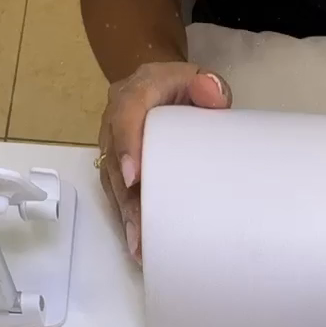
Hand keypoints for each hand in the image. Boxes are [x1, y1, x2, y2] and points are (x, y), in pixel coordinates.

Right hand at [98, 62, 230, 262]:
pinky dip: (125, 218)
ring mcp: (113, 146)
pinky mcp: (115, 166)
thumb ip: (208, 85)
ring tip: (138, 248)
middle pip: (114, 160)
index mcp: (136, 93)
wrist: (161, 87)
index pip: (126, 115)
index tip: (134, 179)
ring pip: (112, 182)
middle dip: (126, 198)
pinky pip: (115, 192)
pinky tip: (137, 245)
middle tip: (139, 230)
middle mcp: (116, 121)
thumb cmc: (183, 89)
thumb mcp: (198, 78)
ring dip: (124, 216)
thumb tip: (214, 98)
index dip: (127, 146)